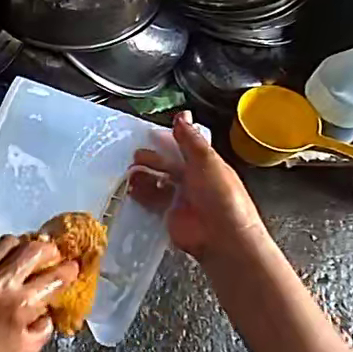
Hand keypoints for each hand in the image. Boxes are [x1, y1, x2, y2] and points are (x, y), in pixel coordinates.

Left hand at [0, 236, 77, 351]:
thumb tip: (48, 307)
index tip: (72, 268)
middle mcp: (2, 280)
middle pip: (35, 248)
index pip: (55, 276)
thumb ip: (45, 326)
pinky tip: (0, 263)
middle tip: (52, 256)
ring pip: (10, 242)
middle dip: (50, 250)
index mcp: (22, 303)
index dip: (69, 270)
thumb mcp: (27, 348)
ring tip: (25, 256)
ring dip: (23, 247)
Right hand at [130, 110, 269, 263]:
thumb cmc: (222, 197)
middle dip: (151, 159)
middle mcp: (193, 180)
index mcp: (205, 164)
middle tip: (136, 156)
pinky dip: (141, 195)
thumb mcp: (206, 161)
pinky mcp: (170, 215)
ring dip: (143, 176)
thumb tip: (182, 116)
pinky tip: (132, 190)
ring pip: (157, 183)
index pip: (184, 147)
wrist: (222, 236)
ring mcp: (181, 198)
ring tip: (130, 173)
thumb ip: (190, 139)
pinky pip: (152, 202)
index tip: (150, 134)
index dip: (168, 140)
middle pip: (167, 165)